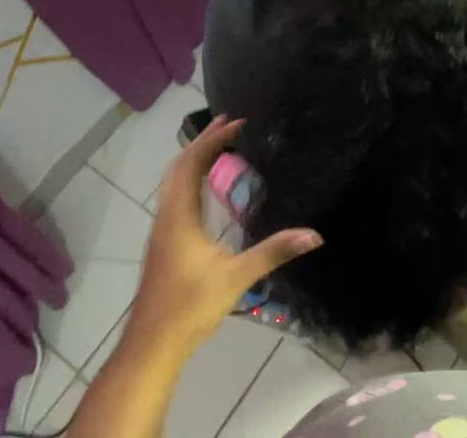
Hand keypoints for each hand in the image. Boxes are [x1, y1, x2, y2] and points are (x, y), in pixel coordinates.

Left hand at [126, 116, 321, 359]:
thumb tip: (314, 235)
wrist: (152, 345)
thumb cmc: (190, 307)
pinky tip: (205, 188)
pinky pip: (173, 195)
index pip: (193, 164)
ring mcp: (161, 230)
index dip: (214, 140)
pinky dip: (189, 178)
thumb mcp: (236, 278)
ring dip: (193, 159)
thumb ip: (273, 252)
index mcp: (180, 216)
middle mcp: (166, 216)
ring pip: (172, 181)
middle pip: (178, 166)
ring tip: (218, 146)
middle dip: (202, 141)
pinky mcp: (163, 242)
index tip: (238, 123)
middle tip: (229, 124)